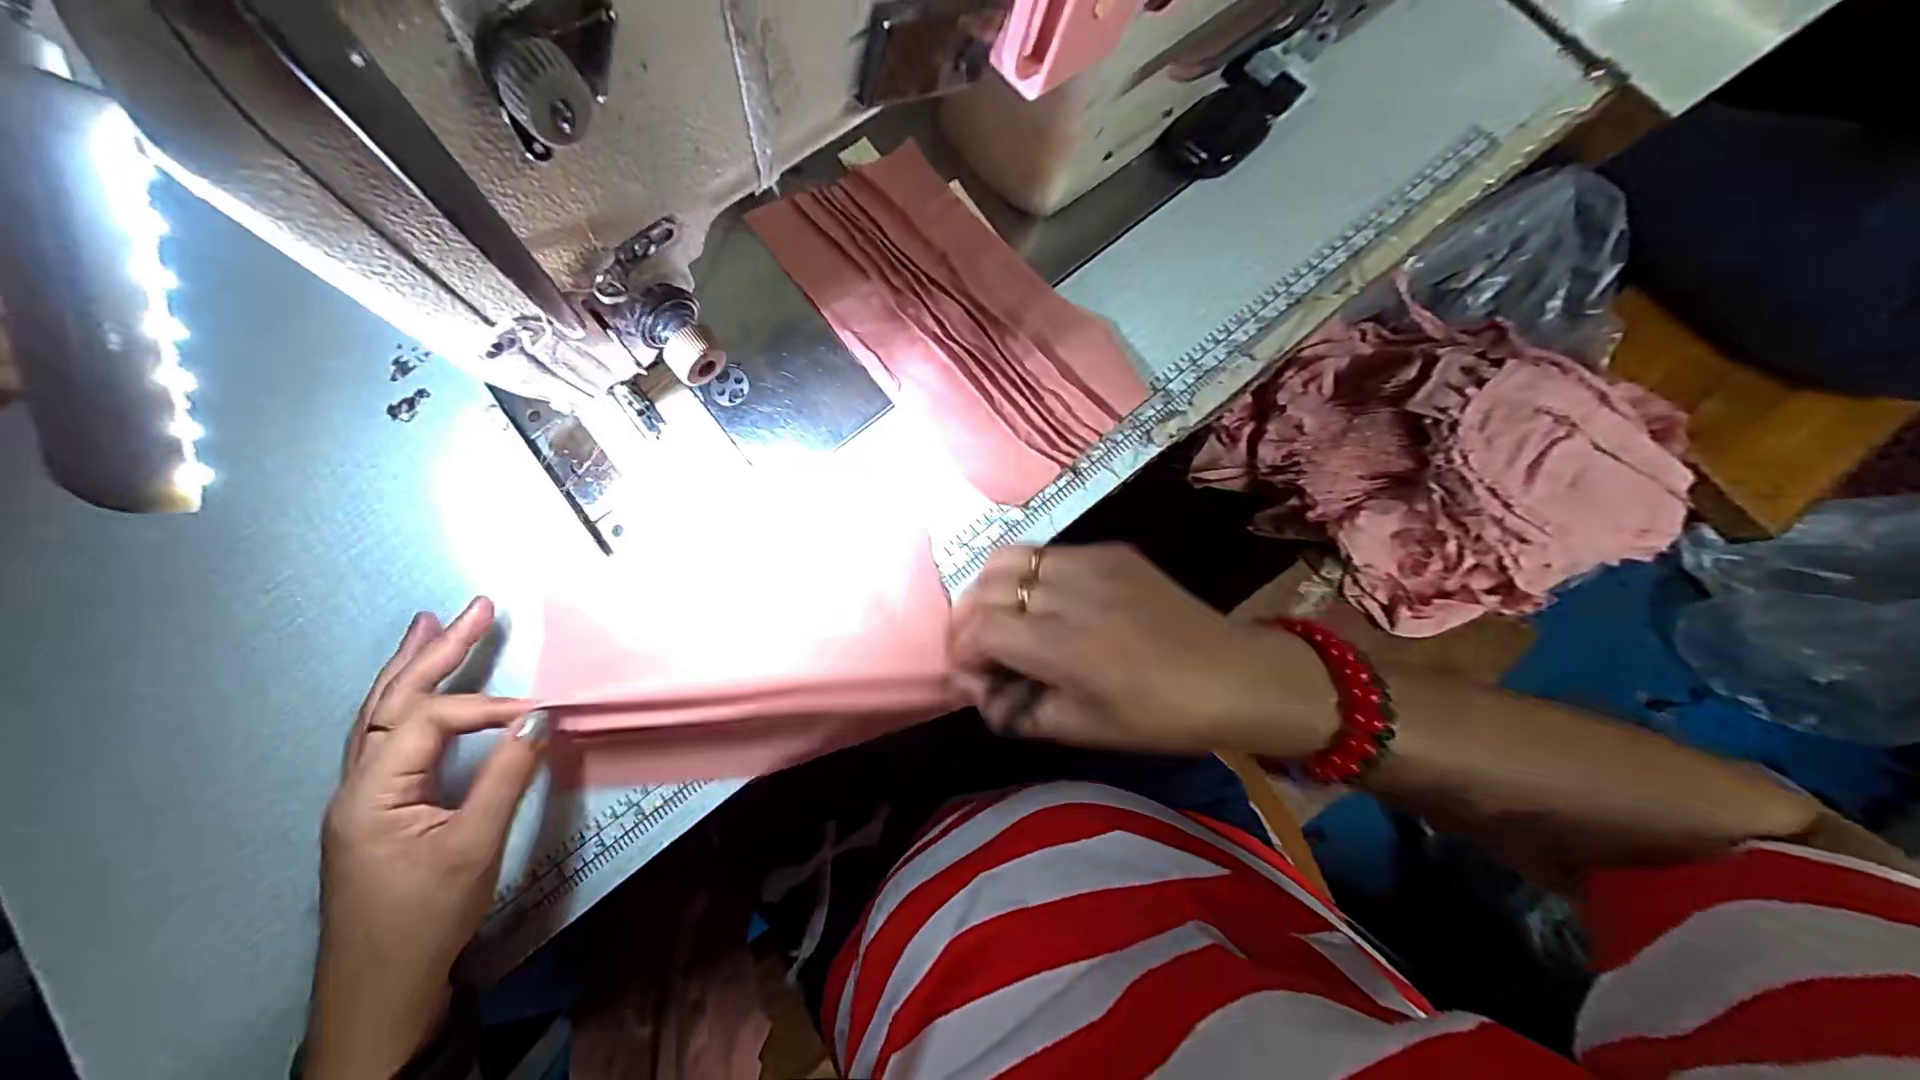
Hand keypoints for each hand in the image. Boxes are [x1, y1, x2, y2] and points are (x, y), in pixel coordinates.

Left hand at [304, 598, 547, 1079]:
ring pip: (383, 716)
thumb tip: (539, 718)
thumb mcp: (474, 849)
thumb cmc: (424, 921)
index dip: (489, 708)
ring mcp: (363, 795)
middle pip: (394, 701)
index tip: (539, 712)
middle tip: (475, 608)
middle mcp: (357, 784)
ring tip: (434, 625)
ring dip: (413, 667)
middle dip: (438, 651)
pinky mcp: (379, 806)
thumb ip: (507, 777)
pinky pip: (391, 738)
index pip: (433, 722)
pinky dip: (409, 701)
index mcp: (372, 793)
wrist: (379, 991)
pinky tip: (421, 688)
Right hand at [950, 544, 1338, 756]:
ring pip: (1009, 557)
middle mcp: (1070, 593)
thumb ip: (1016, 709)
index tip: (971, 674)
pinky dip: (1029, 577)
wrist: (1233, 676)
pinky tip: (1046, 603)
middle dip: (966, 619)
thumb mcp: (1081, 729)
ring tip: (1004, 619)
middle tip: (979, 649)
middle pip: (984, 586)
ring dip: (991, 590)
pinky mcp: (1111, 551)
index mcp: (1064, 646)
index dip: (961, 652)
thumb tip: (977, 689)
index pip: (979, 629)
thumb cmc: (1158, 717)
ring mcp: (1092, 563)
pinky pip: (1047, 554)